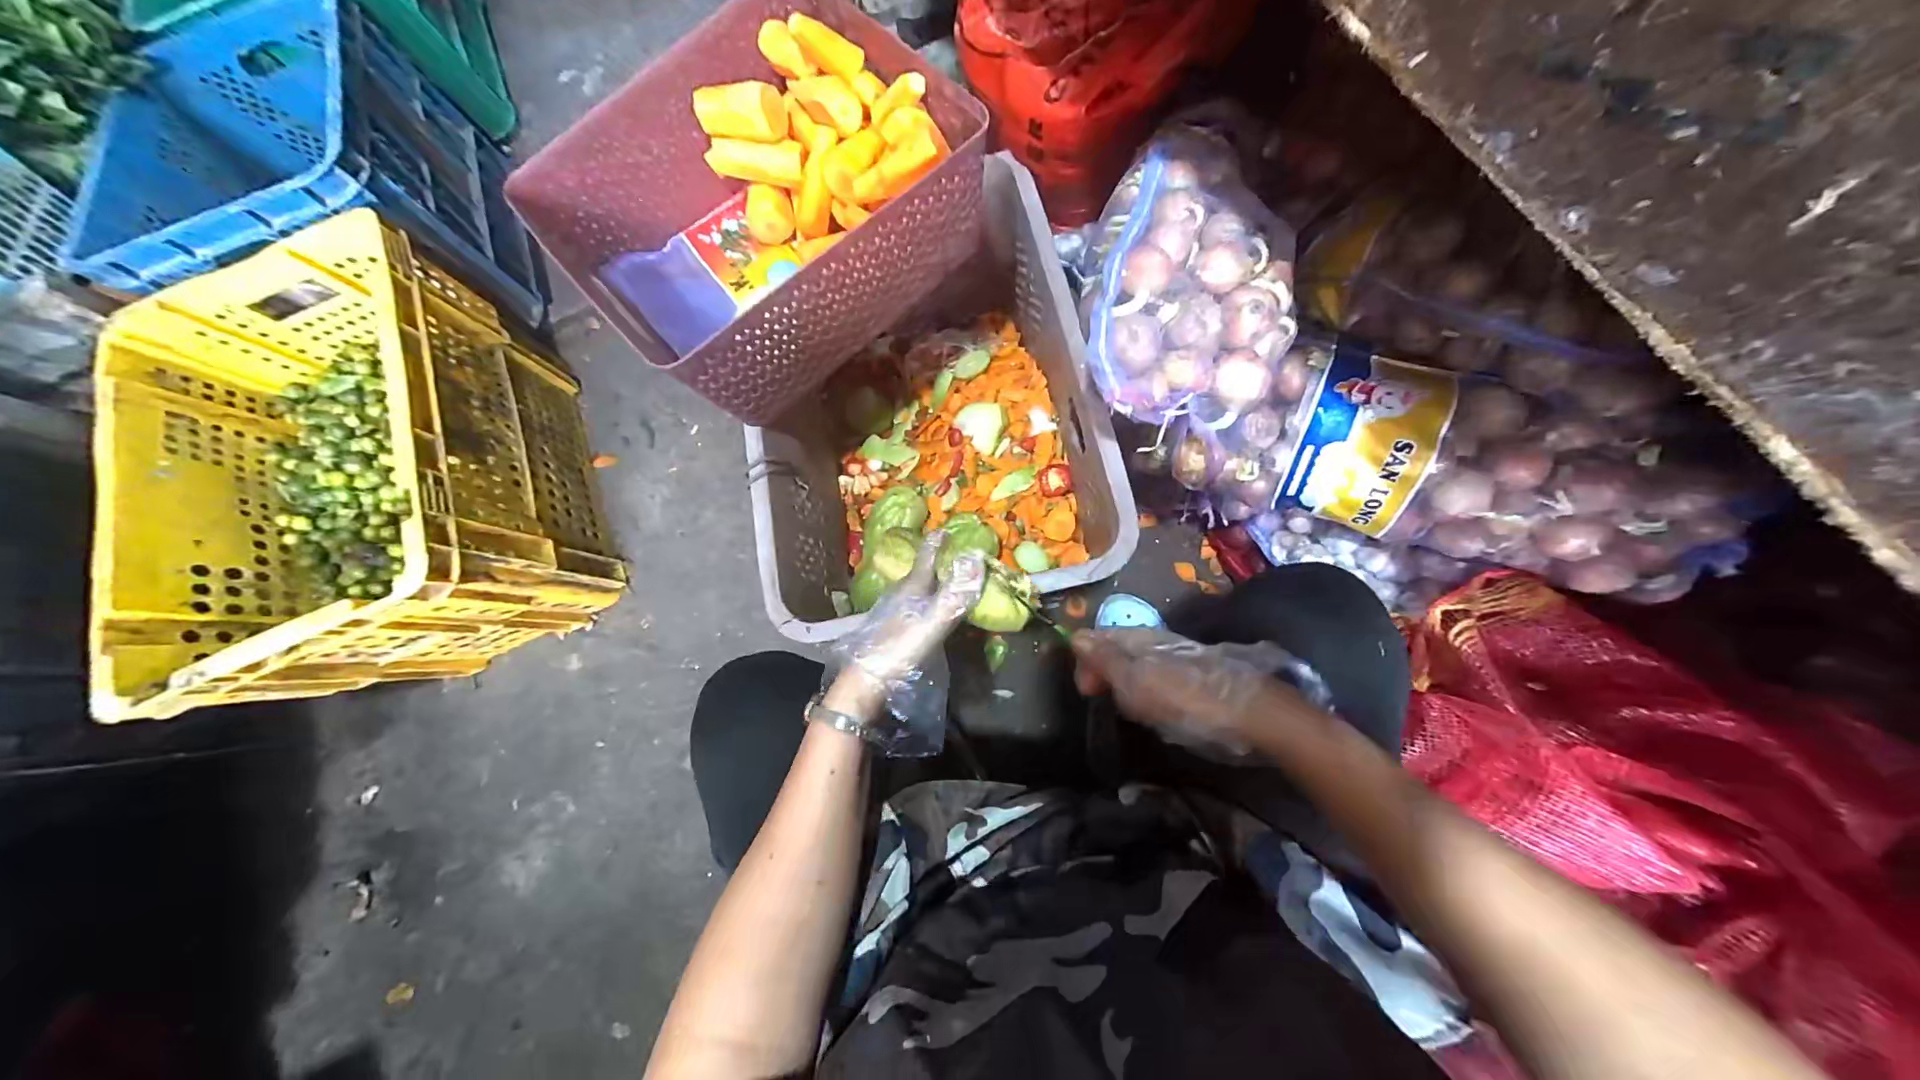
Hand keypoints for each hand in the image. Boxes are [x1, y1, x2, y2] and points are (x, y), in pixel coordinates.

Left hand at [826, 531, 984, 718]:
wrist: (865, 681)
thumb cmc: (900, 648)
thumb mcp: (933, 621)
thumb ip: (955, 594)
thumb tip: (976, 559)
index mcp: (912, 587)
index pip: (927, 557)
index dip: (937, 543)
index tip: (946, 530)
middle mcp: (899, 593)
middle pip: (921, 572)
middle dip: (936, 563)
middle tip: (952, 556)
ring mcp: (891, 611)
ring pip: (914, 590)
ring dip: (929, 584)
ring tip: (943, 584)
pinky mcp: (889, 629)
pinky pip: (911, 607)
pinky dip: (923, 603)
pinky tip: (926, 614)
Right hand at [1071, 628, 1322, 757]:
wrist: (1255, 716)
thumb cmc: (1187, 701)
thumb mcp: (1136, 683)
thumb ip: (1105, 661)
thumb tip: (1076, 636)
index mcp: (1140, 639)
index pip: (1100, 638)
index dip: (1086, 661)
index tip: (1086, 691)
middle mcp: (1159, 643)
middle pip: (1119, 651)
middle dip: (1105, 674)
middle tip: (1110, 704)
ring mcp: (1180, 660)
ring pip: (1140, 666)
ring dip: (1127, 685)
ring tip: (1131, 710)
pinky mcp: (1198, 679)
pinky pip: (1161, 680)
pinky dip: (1150, 694)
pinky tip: (1158, 711)